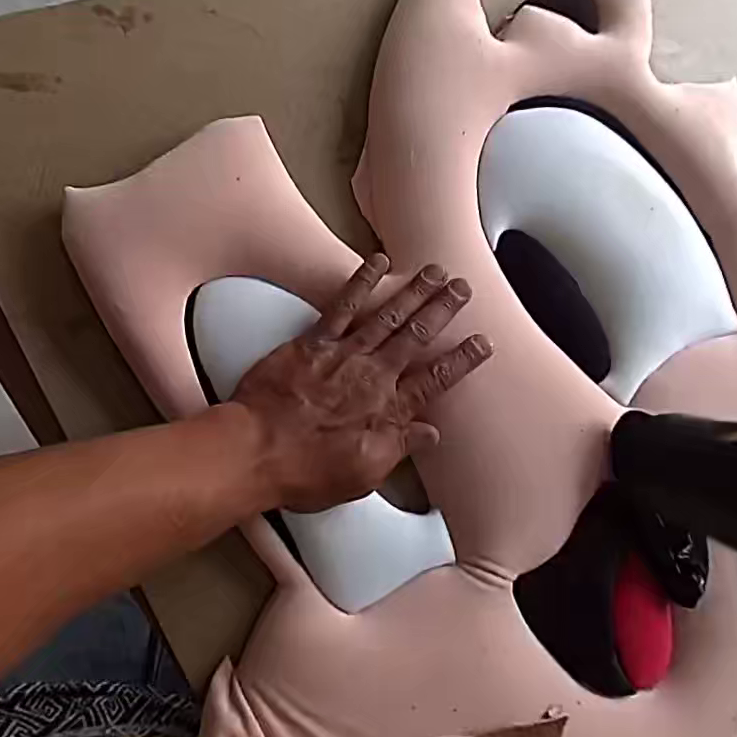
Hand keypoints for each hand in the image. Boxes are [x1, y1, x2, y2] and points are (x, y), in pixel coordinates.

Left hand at [229, 255, 491, 512]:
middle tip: (463, 289)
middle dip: (443, 311)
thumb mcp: (362, 474)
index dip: (461, 360)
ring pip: (388, 316)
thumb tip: (430, 433)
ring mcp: (343, 355)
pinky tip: (377, 262)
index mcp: (388, 411)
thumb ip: (398, 448)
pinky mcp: (313, 343)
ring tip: (435, 270)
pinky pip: (342, 305)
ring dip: (414, 291)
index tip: (481, 343)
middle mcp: (373, 376)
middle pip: (417, 337)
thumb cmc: (304, 470)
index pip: (436, 380)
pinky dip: (362, 281)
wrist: (254, 452)